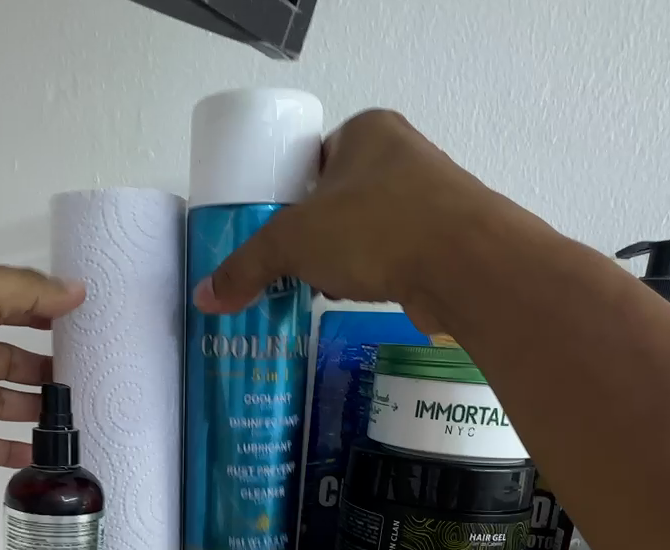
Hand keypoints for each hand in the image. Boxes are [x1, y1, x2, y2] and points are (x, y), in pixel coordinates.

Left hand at [0, 262, 84, 490]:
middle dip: (46, 365)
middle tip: (88, 378)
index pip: (10, 306)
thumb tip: (75, 290)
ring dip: (37, 407)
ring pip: (5, 401)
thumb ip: (21, 288)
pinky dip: (16, 450)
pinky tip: (46, 453)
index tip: (85, 324)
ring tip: (76, 415)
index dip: (44, 310)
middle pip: (11, 358)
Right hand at [192, 109, 499, 331]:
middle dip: (315, 238)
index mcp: (366, 132)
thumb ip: (246, 267)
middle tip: (293, 267)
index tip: (276, 236)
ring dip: (343, 260)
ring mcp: (431, 196)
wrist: (464, 264)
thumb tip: (205, 297)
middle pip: (337, 201)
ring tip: (325, 285)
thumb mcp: (292, 244)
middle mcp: (403, 154)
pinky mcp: (446, 238)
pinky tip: (361, 294)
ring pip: (366, 231)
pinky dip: (374, 275)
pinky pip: (394, 255)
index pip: (313, 163)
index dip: (289, 201)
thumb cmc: (375, 229)